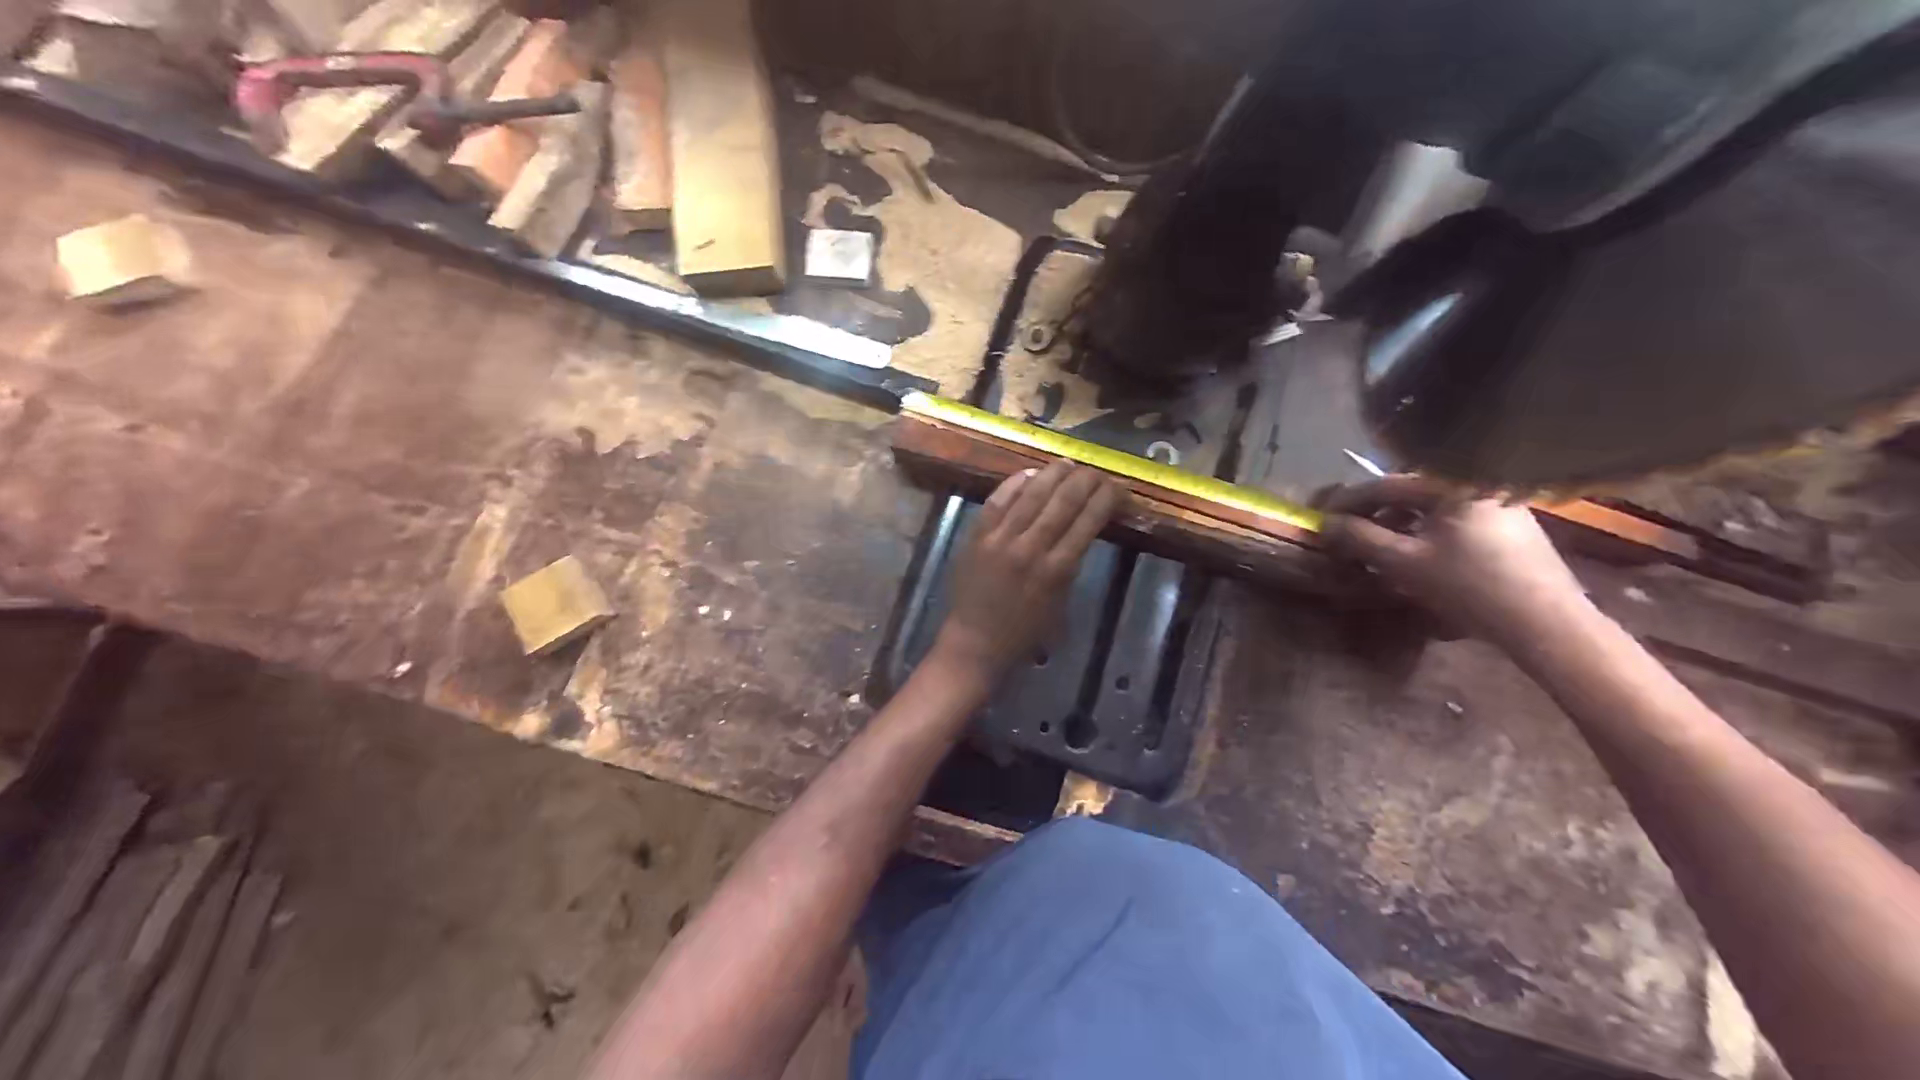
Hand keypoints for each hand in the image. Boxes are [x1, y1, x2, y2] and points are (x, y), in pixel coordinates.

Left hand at [932, 460, 1119, 680]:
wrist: (975, 642)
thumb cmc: (1024, 633)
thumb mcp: (1060, 603)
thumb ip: (1071, 564)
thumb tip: (1083, 527)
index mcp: (1058, 570)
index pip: (1089, 520)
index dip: (1108, 498)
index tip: (1119, 489)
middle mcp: (1031, 548)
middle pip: (1064, 500)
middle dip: (1087, 480)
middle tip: (1098, 472)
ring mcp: (1001, 538)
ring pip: (1032, 493)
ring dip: (1054, 474)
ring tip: (1069, 463)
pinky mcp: (977, 535)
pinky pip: (999, 500)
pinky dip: (1016, 484)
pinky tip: (1030, 473)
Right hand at [1322, 476, 1593, 644]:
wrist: (1545, 622)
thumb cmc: (1468, 585)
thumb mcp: (1403, 562)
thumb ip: (1360, 538)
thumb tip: (1325, 524)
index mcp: (1453, 484)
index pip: (1386, 484)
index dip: (1349, 502)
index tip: (1323, 518)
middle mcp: (1478, 484)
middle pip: (1410, 492)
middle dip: (1373, 512)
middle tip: (1346, 532)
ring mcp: (1499, 504)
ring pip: (1432, 507)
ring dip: (1398, 522)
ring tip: (1376, 546)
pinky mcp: (1511, 527)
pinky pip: (1453, 519)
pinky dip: (1426, 530)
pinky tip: (1415, 553)